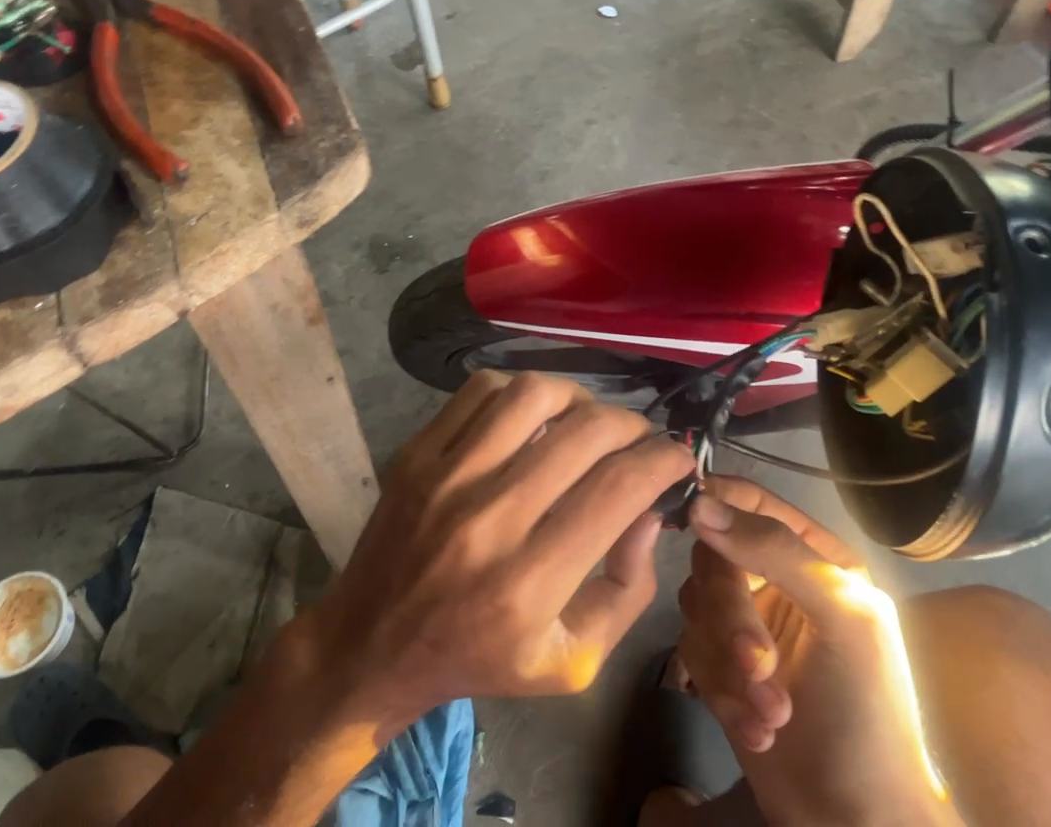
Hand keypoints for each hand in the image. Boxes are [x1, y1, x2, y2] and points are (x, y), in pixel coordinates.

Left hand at [304, 371, 695, 719]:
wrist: (372, 644)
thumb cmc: (479, 659)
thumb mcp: (572, 660)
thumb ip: (628, 591)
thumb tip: (651, 511)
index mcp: (530, 581)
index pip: (619, 488)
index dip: (664, 461)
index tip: (678, 459)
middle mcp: (488, 519)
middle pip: (585, 433)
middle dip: (633, 427)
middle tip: (639, 441)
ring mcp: (444, 478)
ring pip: (532, 395)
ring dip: (579, 398)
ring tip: (588, 422)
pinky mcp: (414, 455)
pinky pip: (480, 391)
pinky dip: (520, 392)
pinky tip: (534, 417)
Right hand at [676, 477, 962, 826]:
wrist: (856, 819)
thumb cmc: (871, 712)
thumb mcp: (843, 616)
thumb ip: (775, 551)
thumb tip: (699, 504)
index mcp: (817, 558)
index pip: (753, 502)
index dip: (719, 500)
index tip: (688, 513)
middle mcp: (777, 583)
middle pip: (714, 559)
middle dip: (733, 617)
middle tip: (759, 664)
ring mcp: (746, 627)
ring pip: (695, 608)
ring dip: (730, 666)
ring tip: (774, 714)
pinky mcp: (720, 670)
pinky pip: (691, 656)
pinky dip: (722, 694)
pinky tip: (759, 730)